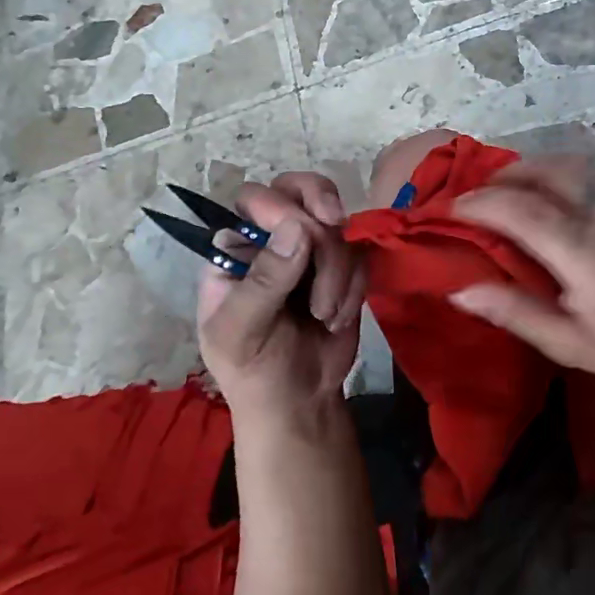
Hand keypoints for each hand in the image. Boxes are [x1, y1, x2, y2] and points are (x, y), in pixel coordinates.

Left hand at [197, 174, 367, 421]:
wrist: (300, 404)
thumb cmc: (254, 370)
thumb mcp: (241, 333)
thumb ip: (263, 281)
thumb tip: (294, 227)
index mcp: (235, 248)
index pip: (255, 199)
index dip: (279, 205)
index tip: (304, 227)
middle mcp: (271, 239)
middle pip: (299, 190)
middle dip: (320, 214)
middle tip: (334, 226)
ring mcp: (309, 250)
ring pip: (337, 225)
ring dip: (337, 271)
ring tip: (325, 315)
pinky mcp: (343, 267)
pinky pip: (359, 252)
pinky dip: (353, 285)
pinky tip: (336, 318)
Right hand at [450, 157, 594, 403]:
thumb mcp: (572, 347)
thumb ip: (516, 313)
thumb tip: (459, 291)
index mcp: (592, 257)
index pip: (524, 211)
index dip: (481, 204)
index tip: (451, 211)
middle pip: (544, 172)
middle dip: (499, 179)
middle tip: (471, 200)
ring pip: (563, 163)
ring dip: (523, 171)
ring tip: (497, 194)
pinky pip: (580, 170)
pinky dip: (547, 173)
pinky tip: (535, 195)